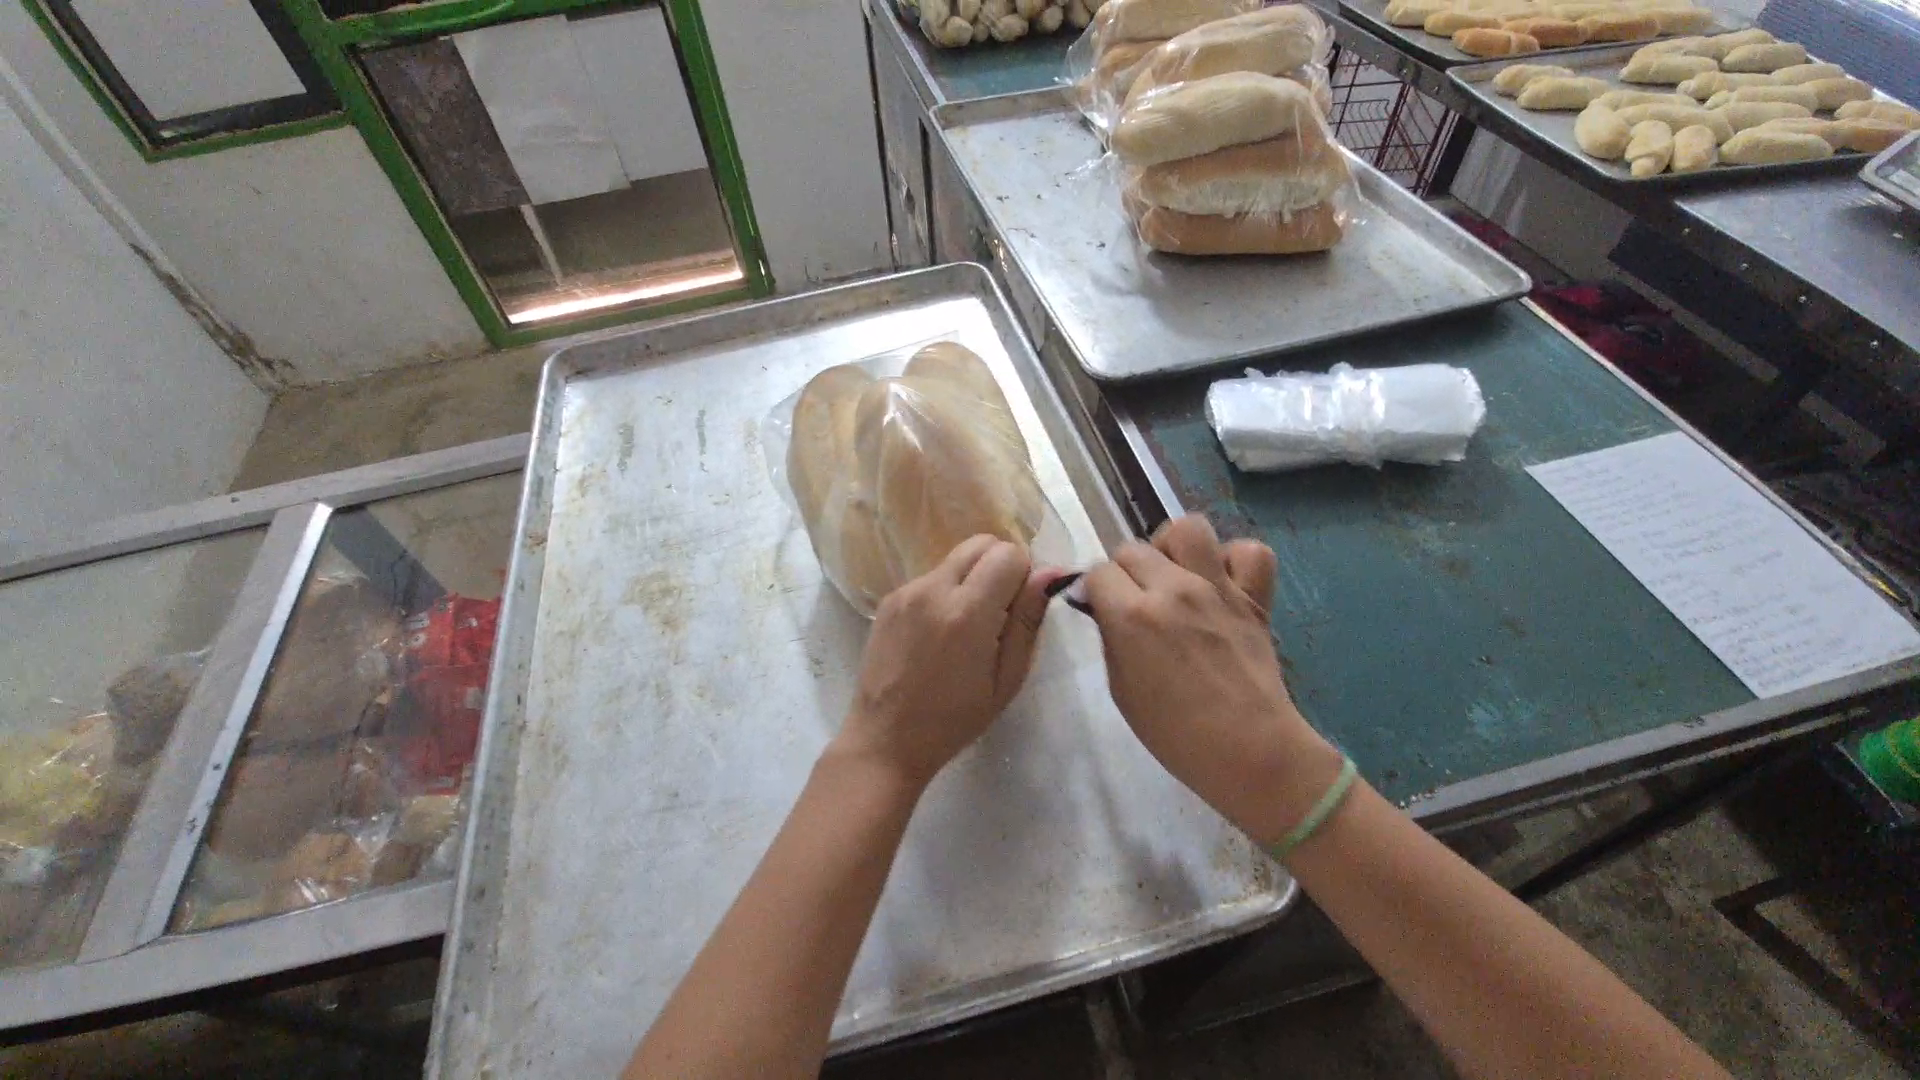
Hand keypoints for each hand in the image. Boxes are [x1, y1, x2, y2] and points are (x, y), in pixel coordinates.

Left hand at [835, 535, 1054, 788]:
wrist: (886, 739)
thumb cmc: (955, 719)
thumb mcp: (1006, 679)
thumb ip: (1027, 621)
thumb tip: (1051, 573)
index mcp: (967, 612)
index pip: (1009, 553)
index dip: (1023, 575)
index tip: (1019, 609)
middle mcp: (933, 589)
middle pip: (981, 543)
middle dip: (1000, 565)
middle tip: (999, 611)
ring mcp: (906, 591)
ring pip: (955, 558)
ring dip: (971, 578)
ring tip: (967, 627)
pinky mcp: (889, 599)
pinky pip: (931, 577)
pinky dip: (946, 591)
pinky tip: (940, 633)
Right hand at [1084, 515, 1342, 844]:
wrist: (1250, 751)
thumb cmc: (1175, 733)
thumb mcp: (1121, 688)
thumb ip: (1112, 637)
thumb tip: (1107, 608)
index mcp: (1132, 614)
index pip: (1099, 571)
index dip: (1096, 590)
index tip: (1102, 610)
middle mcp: (1174, 589)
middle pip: (1133, 548)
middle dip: (1125, 572)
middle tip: (1136, 601)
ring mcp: (1218, 588)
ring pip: (1188, 528)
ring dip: (1173, 548)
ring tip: (1175, 576)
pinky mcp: (1254, 597)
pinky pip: (1250, 552)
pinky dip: (1233, 560)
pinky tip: (1221, 583)